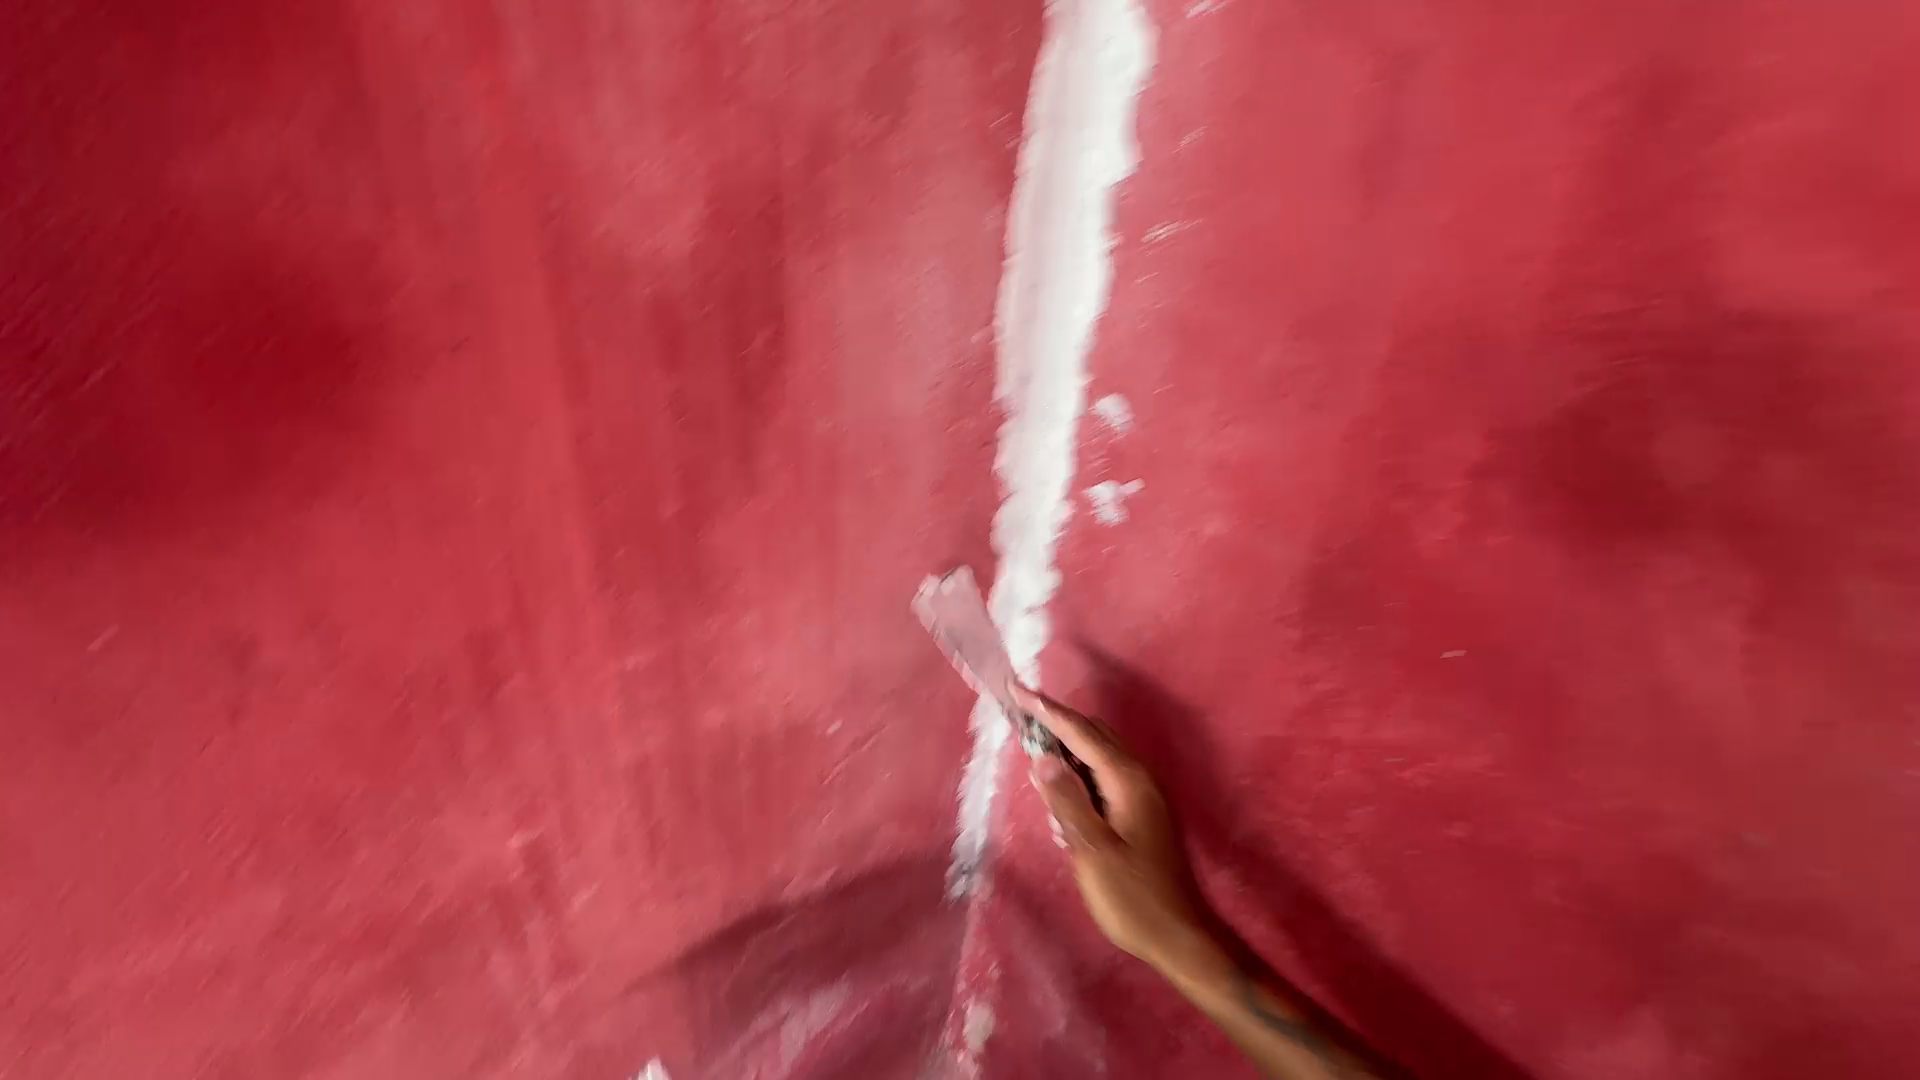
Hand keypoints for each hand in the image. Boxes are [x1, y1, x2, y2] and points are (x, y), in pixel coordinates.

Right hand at [1013, 683, 1211, 971]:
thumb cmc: (1132, 897)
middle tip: (1020, 712)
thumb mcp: (1092, 850)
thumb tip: (1043, 757)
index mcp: (1127, 780)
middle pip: (1093, 735)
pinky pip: (1106, 772)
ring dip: (1068, 743)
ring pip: (1101, 752)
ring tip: (1035, 742)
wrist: (1180, 936)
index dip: (1046, 710)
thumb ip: (1067, 800)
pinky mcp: (1142, 810)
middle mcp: (1139, 777)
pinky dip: (1081, 766)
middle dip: (1056, 721)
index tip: (1017, 688)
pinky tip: (1064, 783)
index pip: (1080, 733)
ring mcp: (1144, 793)